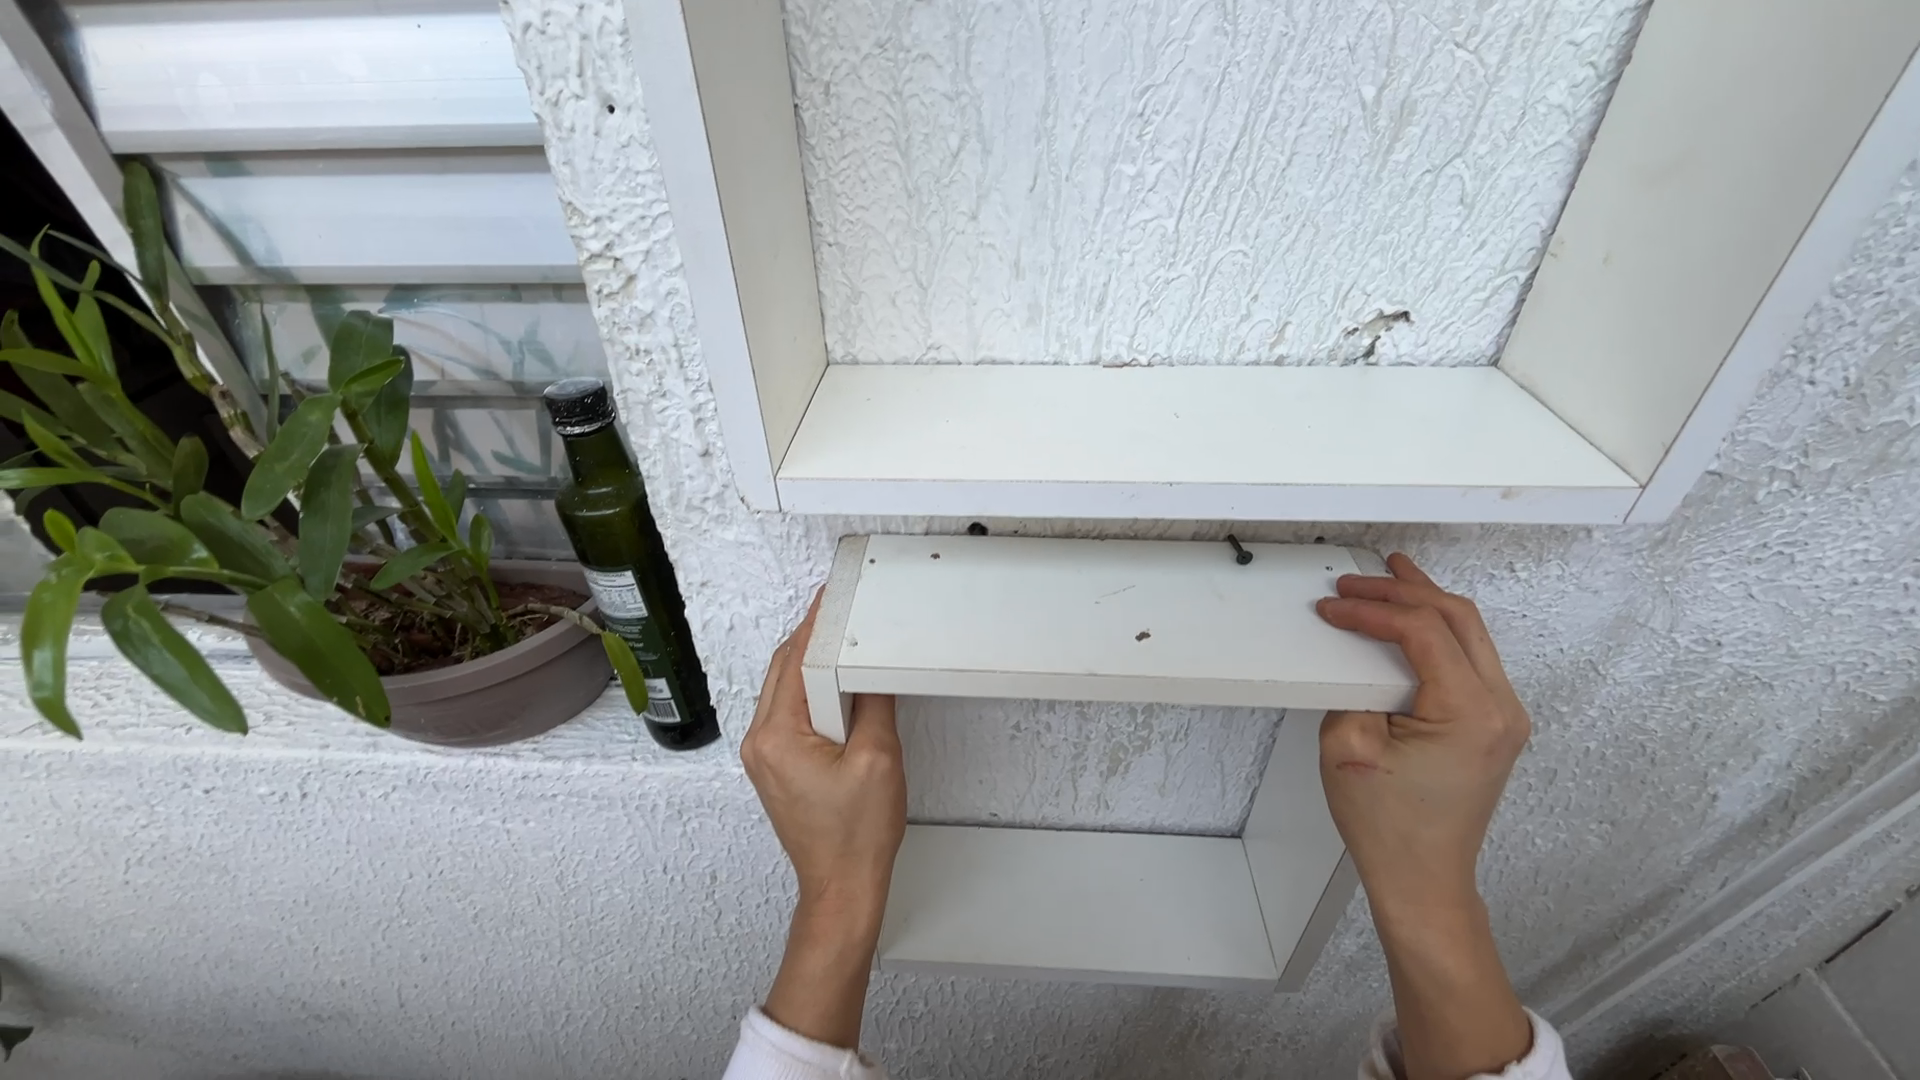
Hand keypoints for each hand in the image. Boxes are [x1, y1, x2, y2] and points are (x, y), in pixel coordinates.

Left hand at [740, 590, 904, 1048]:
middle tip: (842, 612)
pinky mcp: (777, 765)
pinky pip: (789, 712)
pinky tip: (837, 685)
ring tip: (845, 641)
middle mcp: (761, 741)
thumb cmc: (855, 836)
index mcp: (778, 736)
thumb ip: (873, 703)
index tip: (831, 599)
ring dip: (813, 664)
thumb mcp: (878, 757)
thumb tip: (870, 668)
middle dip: (813, 639)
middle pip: (785, 670)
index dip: (817, 626)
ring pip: (786, 690)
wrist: (842, 886)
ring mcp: (765, 755)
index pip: (796, 662)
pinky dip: (812, 692)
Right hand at [1315, 552, 1530, 915]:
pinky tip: (1411, 619)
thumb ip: (1349, 685)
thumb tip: (1352, 652)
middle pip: (1457, 618)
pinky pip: (1468, 656)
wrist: (1421, 876)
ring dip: (1424, 601)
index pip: (1422, 631)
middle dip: (1402, 591)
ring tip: (1391, 576)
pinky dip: (1435, 629)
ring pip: (1468, 632)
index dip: (1371, 611)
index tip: (1332, 608)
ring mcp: (1501, 715)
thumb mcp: (1347, 744)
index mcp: (1471, 712)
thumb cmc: (1388, 824)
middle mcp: (1500, 707)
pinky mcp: (1488, 722)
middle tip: (1356, 582)